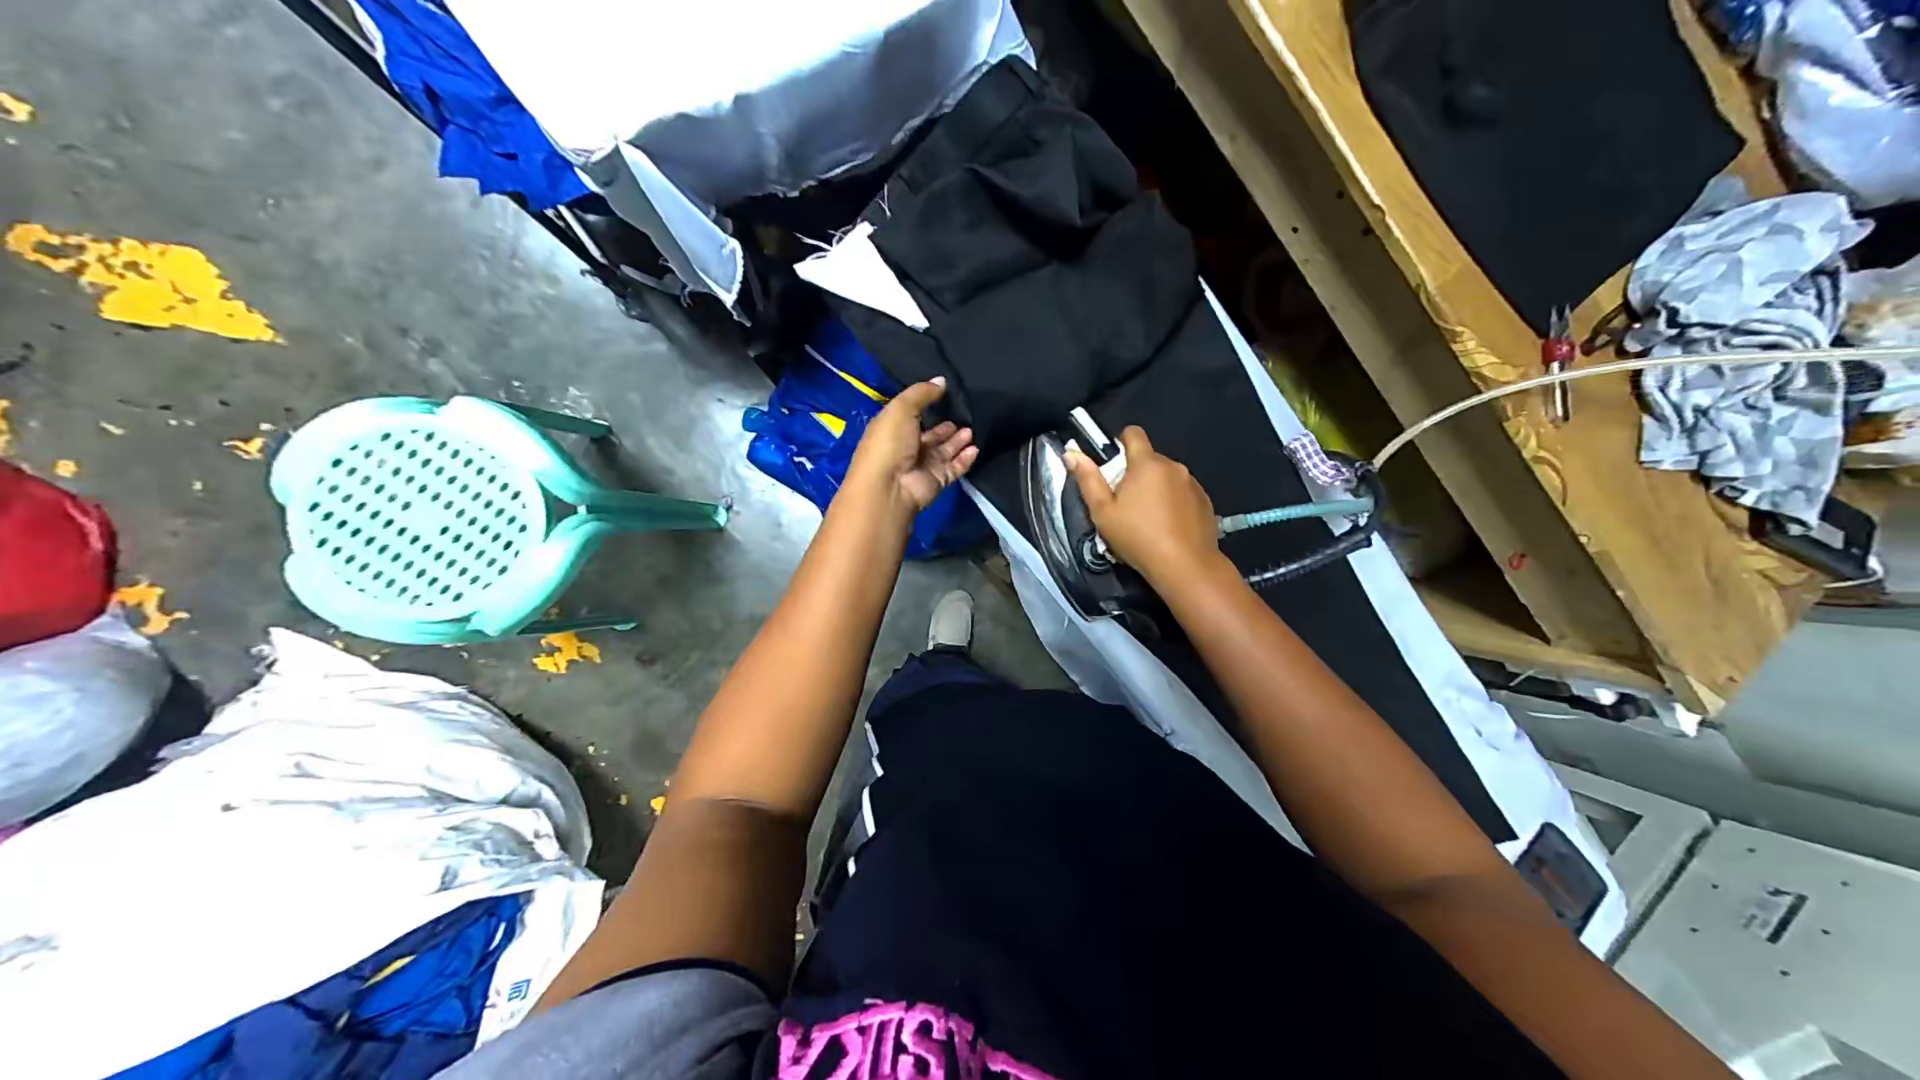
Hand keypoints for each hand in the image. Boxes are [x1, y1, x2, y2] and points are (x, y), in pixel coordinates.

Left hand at [845, 377, 979, 518]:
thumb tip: (942, 381)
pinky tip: (975, 448)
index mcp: (892, 428)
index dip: (927, 404)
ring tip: (972, 429)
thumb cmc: (890, 442)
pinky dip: (965, 459)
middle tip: (965, 413)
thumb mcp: (901, 408)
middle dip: (947, 425)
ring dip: (959, 440)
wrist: (889, 487)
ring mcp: (922, 465)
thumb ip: (922, 393)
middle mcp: (907, 447)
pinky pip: (954, 467)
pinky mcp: (936, 480)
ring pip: (945, 450)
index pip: (912, 414)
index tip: (946, 394)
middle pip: (932, 434)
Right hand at [1065, 426, 1222, 585]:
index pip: (1133, 433)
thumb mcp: (1103, 512)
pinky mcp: (1205, 501)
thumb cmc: (1138, 538)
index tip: (1113, 465)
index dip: (1120, 443)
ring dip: (1156, 488)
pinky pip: (1183, 492)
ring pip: (1167, 476)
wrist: (1185, 566)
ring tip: (1148, 519)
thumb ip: (1087, 479)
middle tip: (1124, 504)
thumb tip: (1071, 453)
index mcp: (1146, 464)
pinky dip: (1174, 502)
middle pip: (1149, 459)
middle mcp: (1173, 466)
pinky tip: (1168, 526)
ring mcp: (1193, 484)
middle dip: (1136, 474)